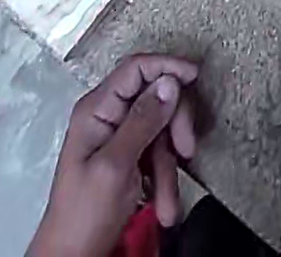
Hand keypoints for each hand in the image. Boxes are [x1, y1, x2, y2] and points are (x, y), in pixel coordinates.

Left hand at [27, 55, 198, 256]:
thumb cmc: (85, 214)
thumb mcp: (116, 165)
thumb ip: (143, 120)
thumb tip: (170, 81)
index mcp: (97, 108)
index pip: (136, 68)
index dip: (167, 66)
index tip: (195, 76)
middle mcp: (108, 114)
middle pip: (155, 96)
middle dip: (175, 124)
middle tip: (186, 149)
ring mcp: (119, 135)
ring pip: (161, 127)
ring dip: (171, 162)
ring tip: (168, 199)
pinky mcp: (129, 155)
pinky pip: (158, 151)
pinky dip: (165, 175)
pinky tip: (164, 203)